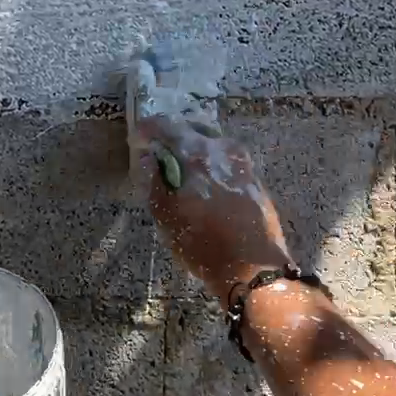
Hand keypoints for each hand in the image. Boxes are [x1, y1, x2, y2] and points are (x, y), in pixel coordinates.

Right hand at [139, 117, 296, 302]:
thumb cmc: (202, 242)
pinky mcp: (257, 182)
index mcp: (197, 153)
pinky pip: (229, 162)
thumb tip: (148, 158)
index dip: (148, 128)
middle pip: (193, 130)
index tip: (138, 137)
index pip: (167, 125)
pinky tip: (208, 184)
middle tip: (161, 151)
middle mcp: (222, 150)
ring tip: (184, 167)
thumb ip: (153, 180)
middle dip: (174, 137)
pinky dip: (214, 165)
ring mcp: (244, 164)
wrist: (254, 269)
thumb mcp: (165, 214)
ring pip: (214, 145)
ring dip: (196, 150)